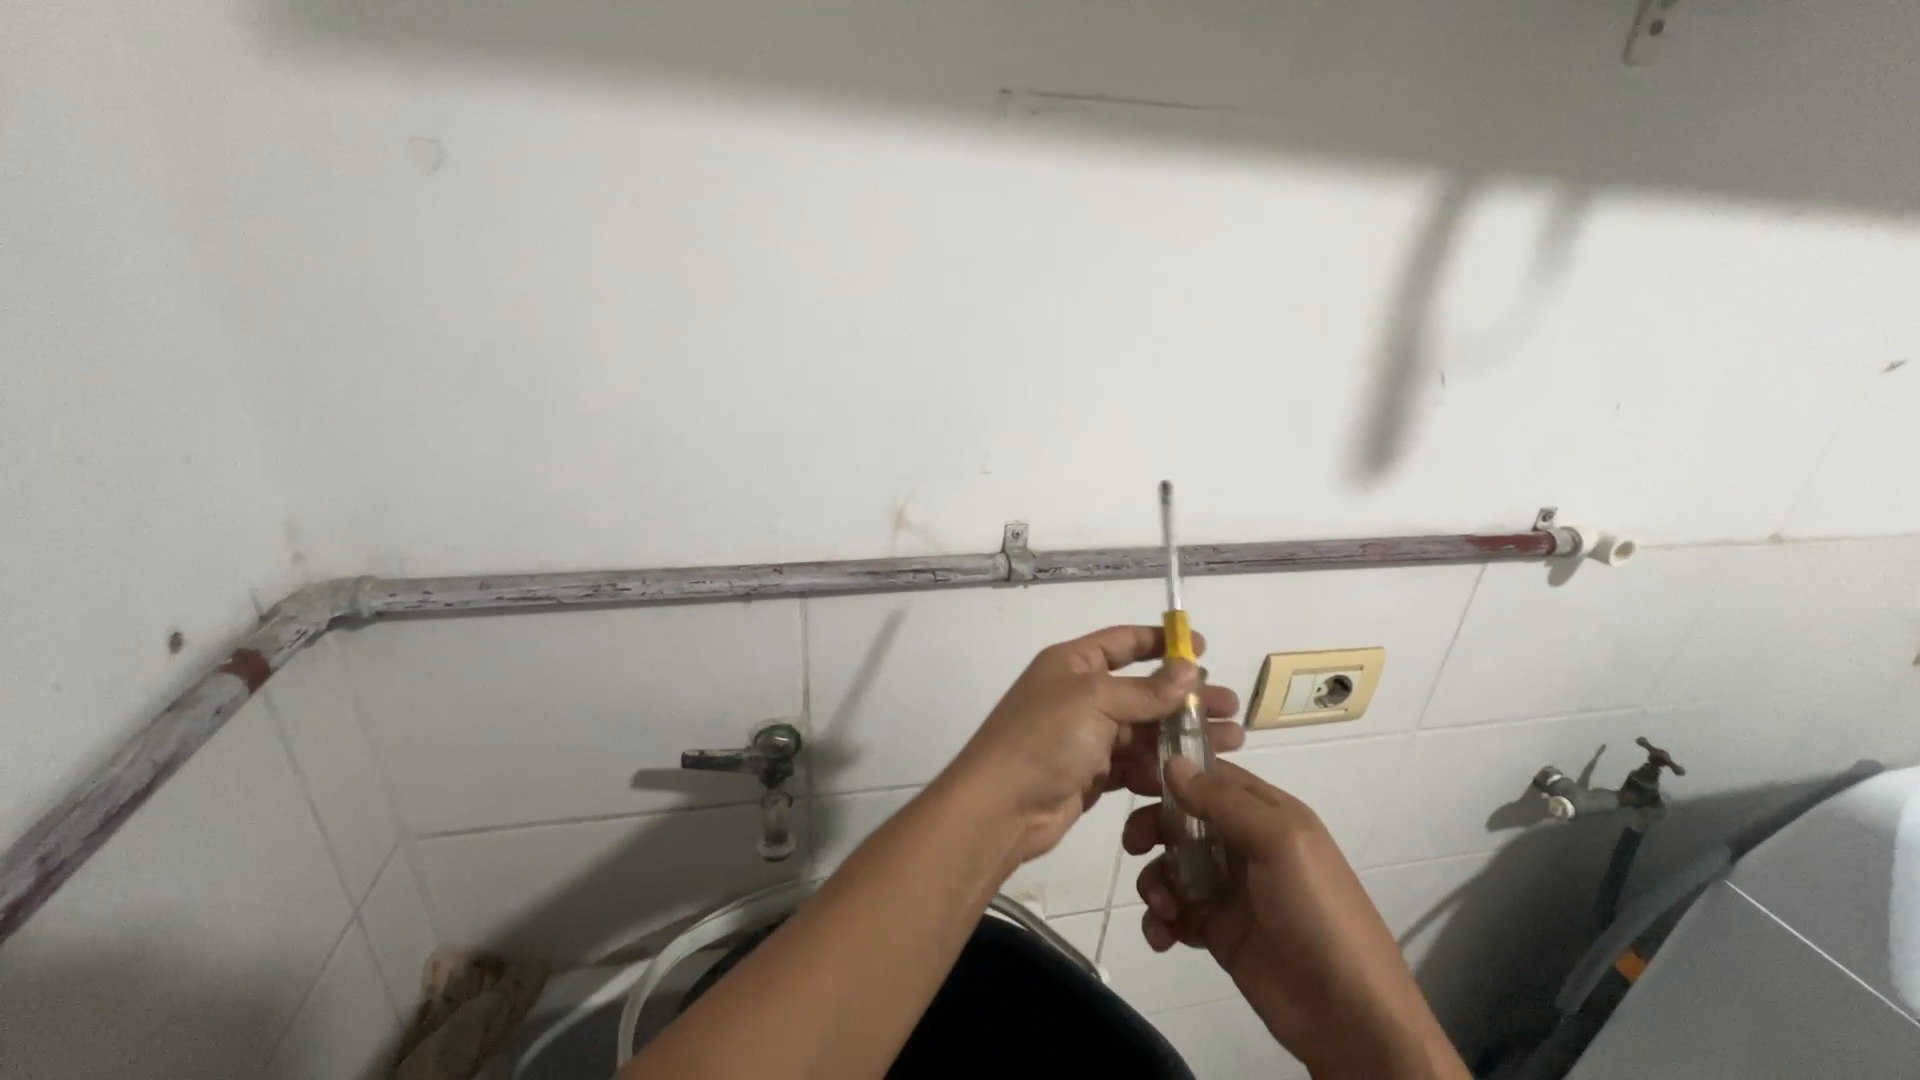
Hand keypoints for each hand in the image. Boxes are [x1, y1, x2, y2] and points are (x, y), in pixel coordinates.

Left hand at [941, 625, 1242, 866]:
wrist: (1001, 808)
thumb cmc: (1044, 740)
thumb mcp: (1094, 701)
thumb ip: (1145, 689)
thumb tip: (1189, 667)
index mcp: (1072, 664)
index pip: (1122, 642)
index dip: (1161, 642)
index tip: (1204, 649)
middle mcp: (1078, 695)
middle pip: (1142, 690)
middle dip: (1185, 698)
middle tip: (1231, 708)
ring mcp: (1084, 737)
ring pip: (1142, 731)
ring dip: (1182, 735)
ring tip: (1229, 743)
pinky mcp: (1090, 774)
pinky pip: (1133, 764)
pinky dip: (1160, 768)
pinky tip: (1192, 774)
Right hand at [1126, 759, 1467, 1079]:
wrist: (1349, 1015)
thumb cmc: (1318, 913)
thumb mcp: (1279, 843)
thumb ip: (1224, 801)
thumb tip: (1172, 762)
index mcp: (1268, 815)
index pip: (1211, 777)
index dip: (1171, 774)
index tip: (1130, 780)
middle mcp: (1246, 846)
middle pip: (1182, 820)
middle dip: (1152, 829)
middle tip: (1134, 847)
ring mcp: (1231, 891)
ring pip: (1172, 867)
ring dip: (1155, 881)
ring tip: (1164, 910)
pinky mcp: (1219, 932)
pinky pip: (1175, 914)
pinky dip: (1161, 921)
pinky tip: (1163, 937)